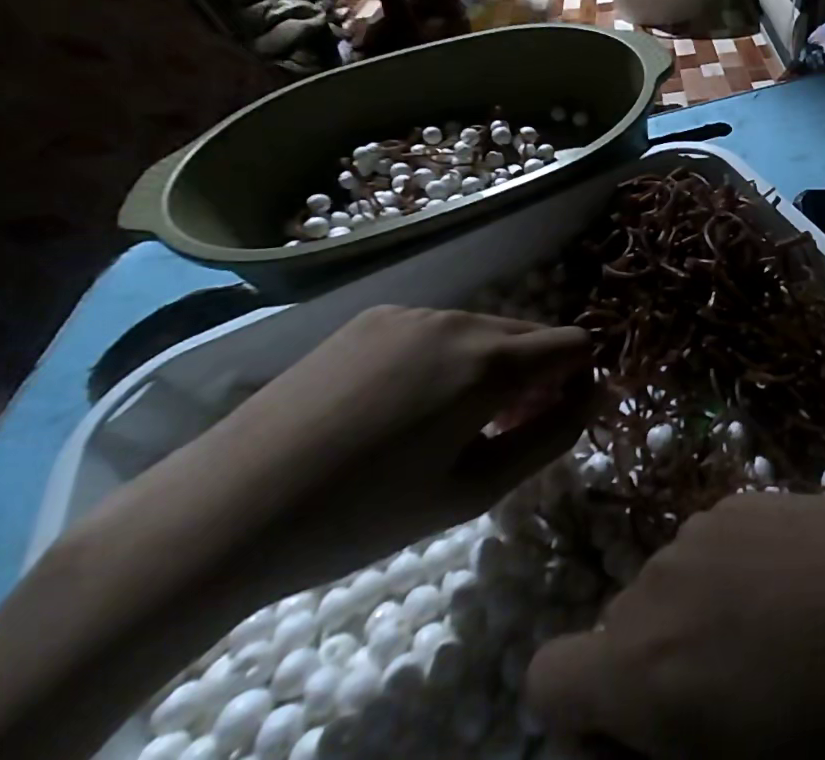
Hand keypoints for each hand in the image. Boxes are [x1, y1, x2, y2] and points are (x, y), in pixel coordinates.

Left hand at [82, 306, 593, 602]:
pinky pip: (436, 330)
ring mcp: (406, 312)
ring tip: (454, 424)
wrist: (233, 502)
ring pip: (481, 330)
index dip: (582, 378)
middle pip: (528, 333)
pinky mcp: (368, 318)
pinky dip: (449, 359)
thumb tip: (591, 397)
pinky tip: (408, 406)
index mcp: (487, 361)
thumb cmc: (366, 513)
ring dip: (493, 367)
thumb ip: (549, 437)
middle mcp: (454, 319)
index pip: (573, 344)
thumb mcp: (475, 489)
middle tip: (509, 431)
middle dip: (539, 375)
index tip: (561, 418)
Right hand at [526, 456, 824, 757]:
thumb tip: (657, 741)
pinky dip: (730, 585)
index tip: (657, 753)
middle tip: (737, 715)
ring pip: (666, 593)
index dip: (588, 728)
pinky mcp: (752, 497)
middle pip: (614, 636)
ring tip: (784, 651)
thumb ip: (683, 757)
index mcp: (649, 668)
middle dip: (650, 681)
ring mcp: (706, 528)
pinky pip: (709, 554)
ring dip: (695, 629)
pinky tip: (809, 601)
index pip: (549, 681)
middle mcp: (660, 582)